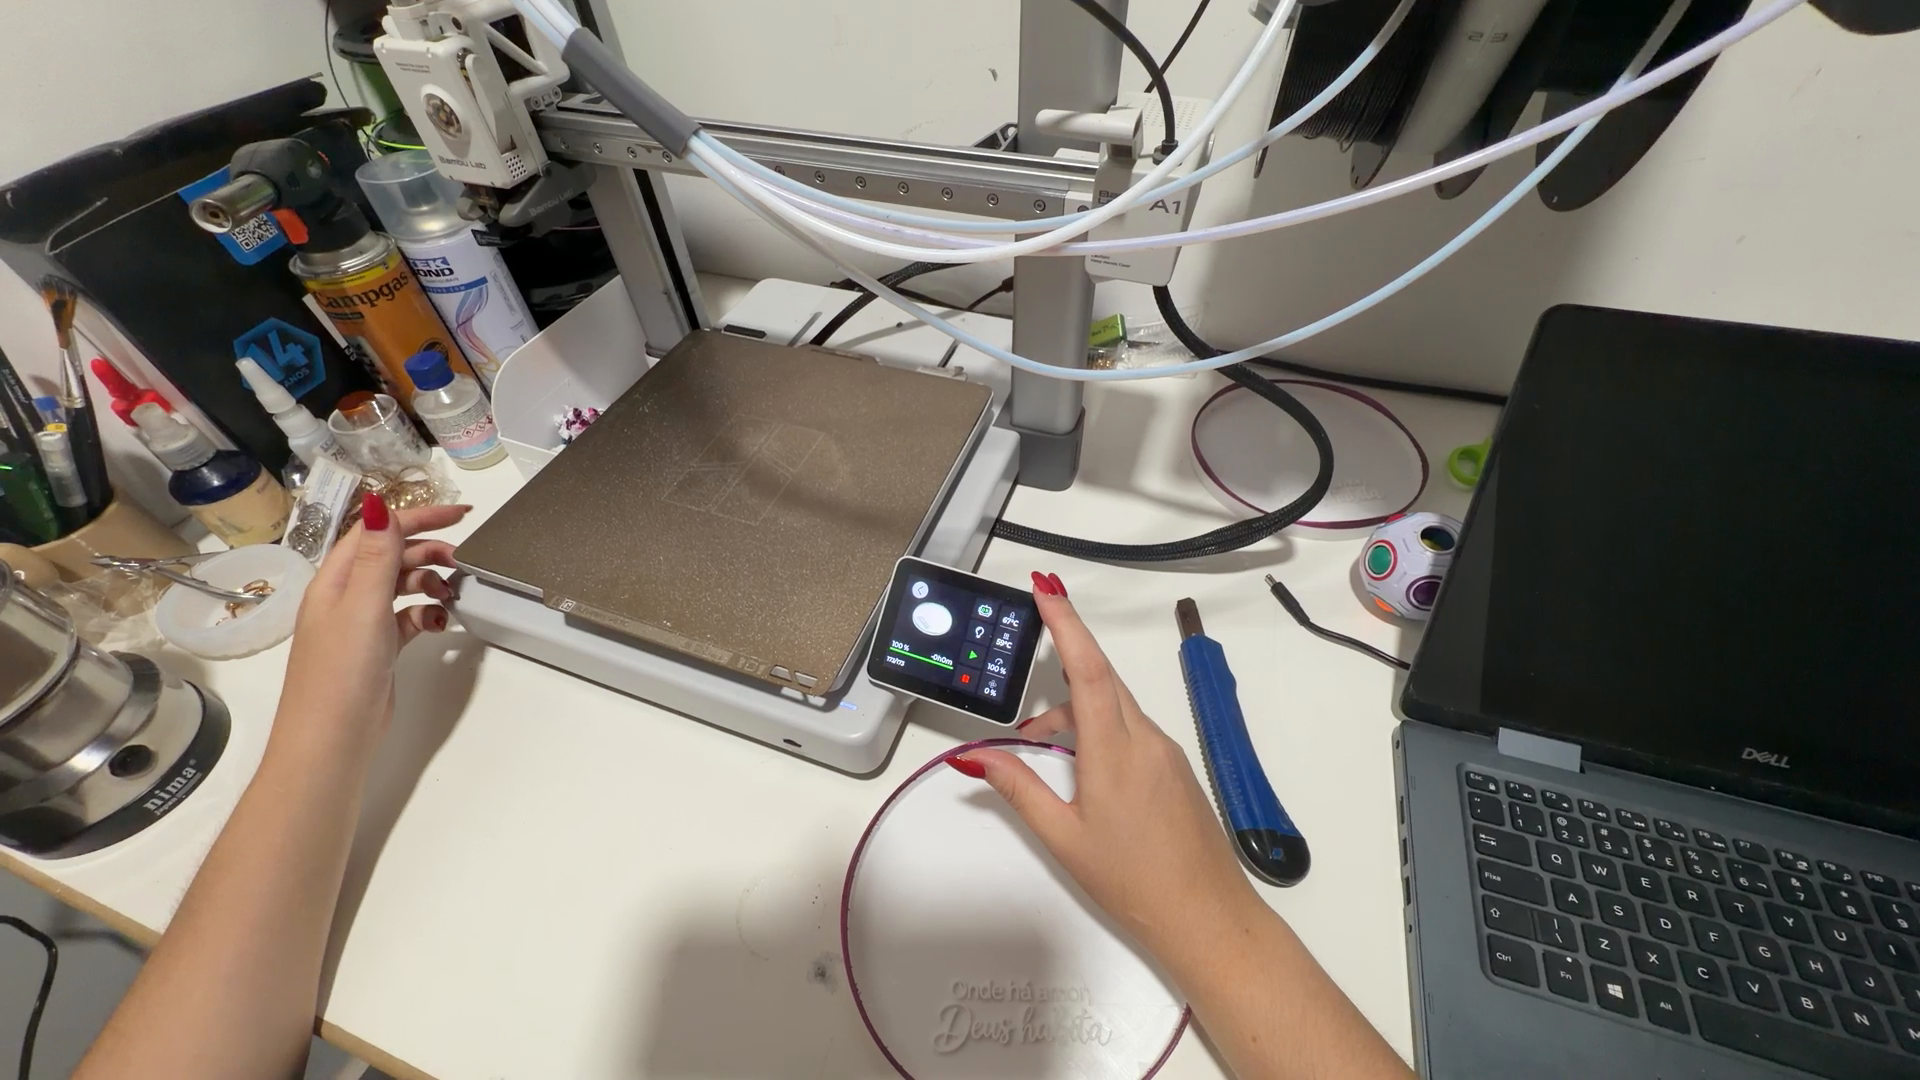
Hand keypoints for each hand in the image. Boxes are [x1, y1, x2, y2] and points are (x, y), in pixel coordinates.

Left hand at [278, 494, 469, 742]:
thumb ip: (378, 556)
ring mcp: (363, 622)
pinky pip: (409, 616)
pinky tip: (440, 624)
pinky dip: (428, 613)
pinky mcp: (380, 646)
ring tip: (453, 595)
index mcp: (336, 581)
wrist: (333, 736)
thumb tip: (379, 503)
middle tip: (464, 563)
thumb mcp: (364, 606)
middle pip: (392, 556)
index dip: (416, 517)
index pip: (376, 533)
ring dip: (431, 582)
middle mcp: (347, 596)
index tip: (462, 515)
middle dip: (430, 551)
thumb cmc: (344, 669)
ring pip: (403, 586)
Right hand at [954, 574, 1261, 958]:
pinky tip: (1080, 766)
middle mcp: (1146, 738)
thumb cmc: (1132, 880)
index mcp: (1115, 751)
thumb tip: (973, 757)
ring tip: (1040, 748)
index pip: (1088, 668)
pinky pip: (1130, 727)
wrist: (1208, 918)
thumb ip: (1018, 788)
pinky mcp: (1174, 765)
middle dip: (1060, 670)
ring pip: (1114, 705)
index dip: (1066, 622)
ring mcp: (1165, 750)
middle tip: (1024, 693)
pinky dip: (1097, 729)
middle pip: (1100, 680)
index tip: (1046, 587)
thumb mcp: (1063, 837)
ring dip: (1074, 712)